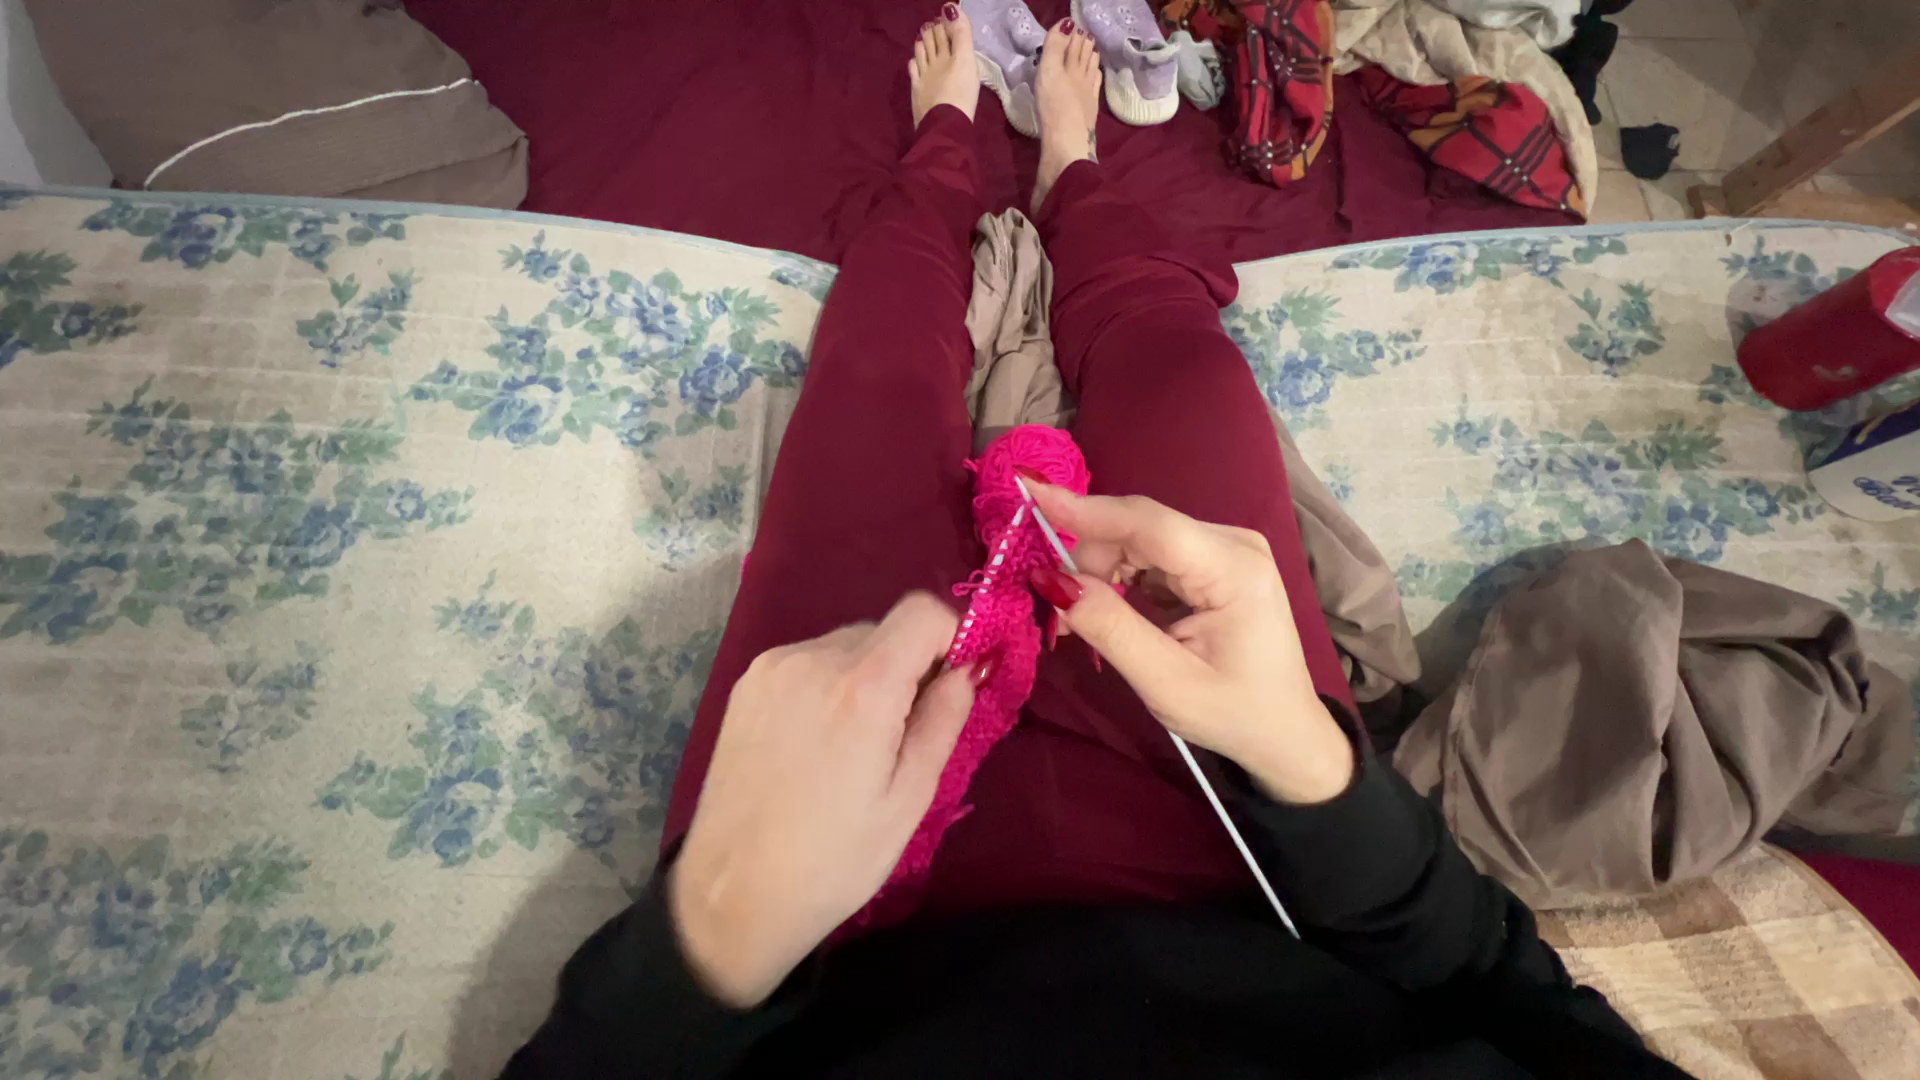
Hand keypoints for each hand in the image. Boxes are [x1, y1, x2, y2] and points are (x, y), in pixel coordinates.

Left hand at [669, 593, 979, 1006]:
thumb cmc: (834, 860)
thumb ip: (944, 719)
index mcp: (862, 686)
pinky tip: (817, 739)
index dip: (951, 634)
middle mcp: (813, 658)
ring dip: (868, 674)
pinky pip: (810, 661)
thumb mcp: (910, 799)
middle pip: (884, 629)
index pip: (921, 611)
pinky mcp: (746, 683)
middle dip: (909, 664)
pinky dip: (830, 683)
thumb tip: (967, 667)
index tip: (957, 677)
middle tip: (906, 728)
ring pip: (847, 644)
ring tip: (855, 743)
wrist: (730, 897)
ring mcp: (772, 667)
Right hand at [1025, 483, 1354, 805]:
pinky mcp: (1210, 559)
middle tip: (1062, 621)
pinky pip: (1147, 553)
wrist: (1285, 734)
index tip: (1032, 493)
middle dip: (1089, 565)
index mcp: (1234, 569)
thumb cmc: (1233, 714)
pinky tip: (1109, 611)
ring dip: (1100, 574)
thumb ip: (1109, 627)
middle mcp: (1232, 542)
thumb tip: (1050, 580)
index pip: (1148, 523)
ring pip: (1135, 539)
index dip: (1086, 509)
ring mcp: (1223, 547)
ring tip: (1082, 624)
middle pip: (1136, 530)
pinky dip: (1118, 579)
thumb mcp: (1166, 683)